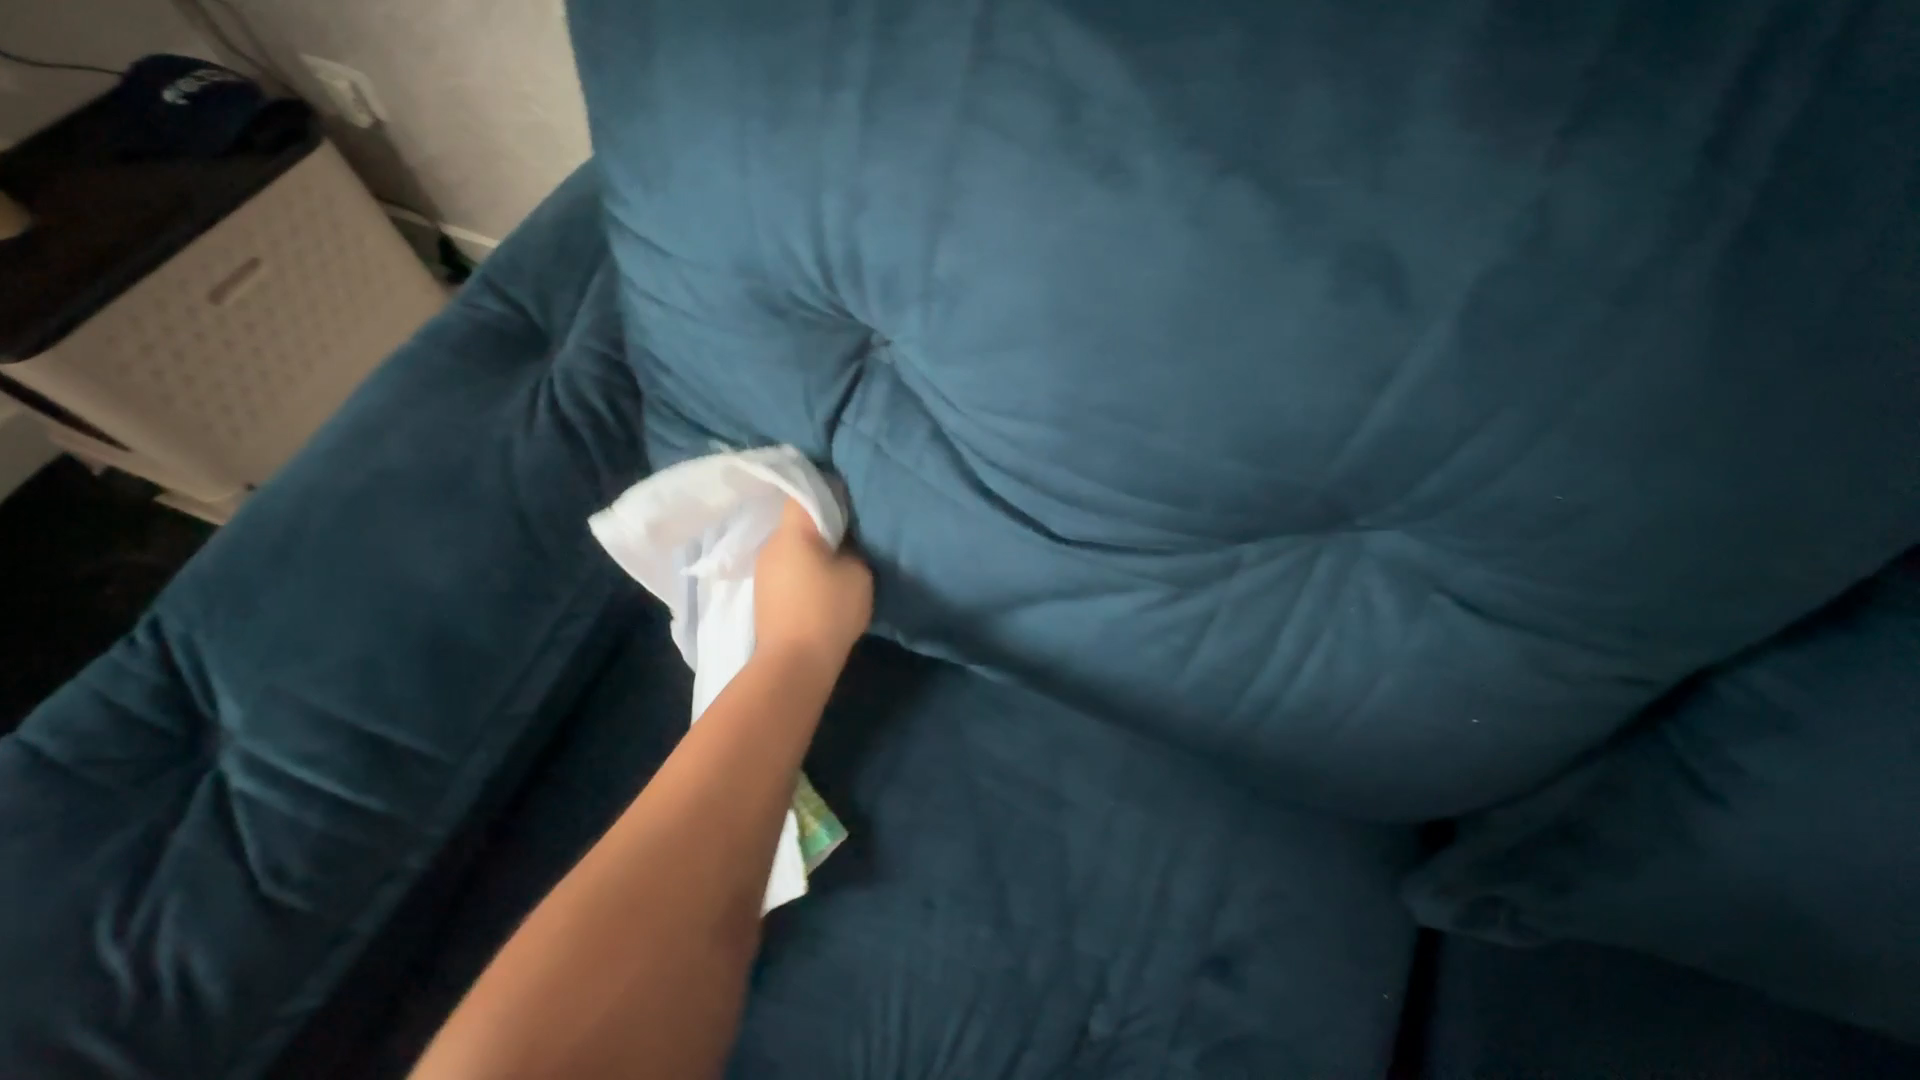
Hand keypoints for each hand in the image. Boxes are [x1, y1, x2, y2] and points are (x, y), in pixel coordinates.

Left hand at [754, 497, 872, 671]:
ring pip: (792, 547)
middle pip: (798, 521)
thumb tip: (845, 544)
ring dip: (813, 551)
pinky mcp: (764, 594)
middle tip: (851, 534)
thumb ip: (853, 549)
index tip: (851, 501)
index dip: (829, 491)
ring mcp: (763, 571)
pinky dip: (804, 570)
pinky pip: (788, 569)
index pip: (805, 492)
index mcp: (792, 531)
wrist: (793, 663)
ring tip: (839, 563)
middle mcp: (771, 544)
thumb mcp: (858, 573)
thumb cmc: (828, 610)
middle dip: (823, 524)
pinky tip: (822, 585)